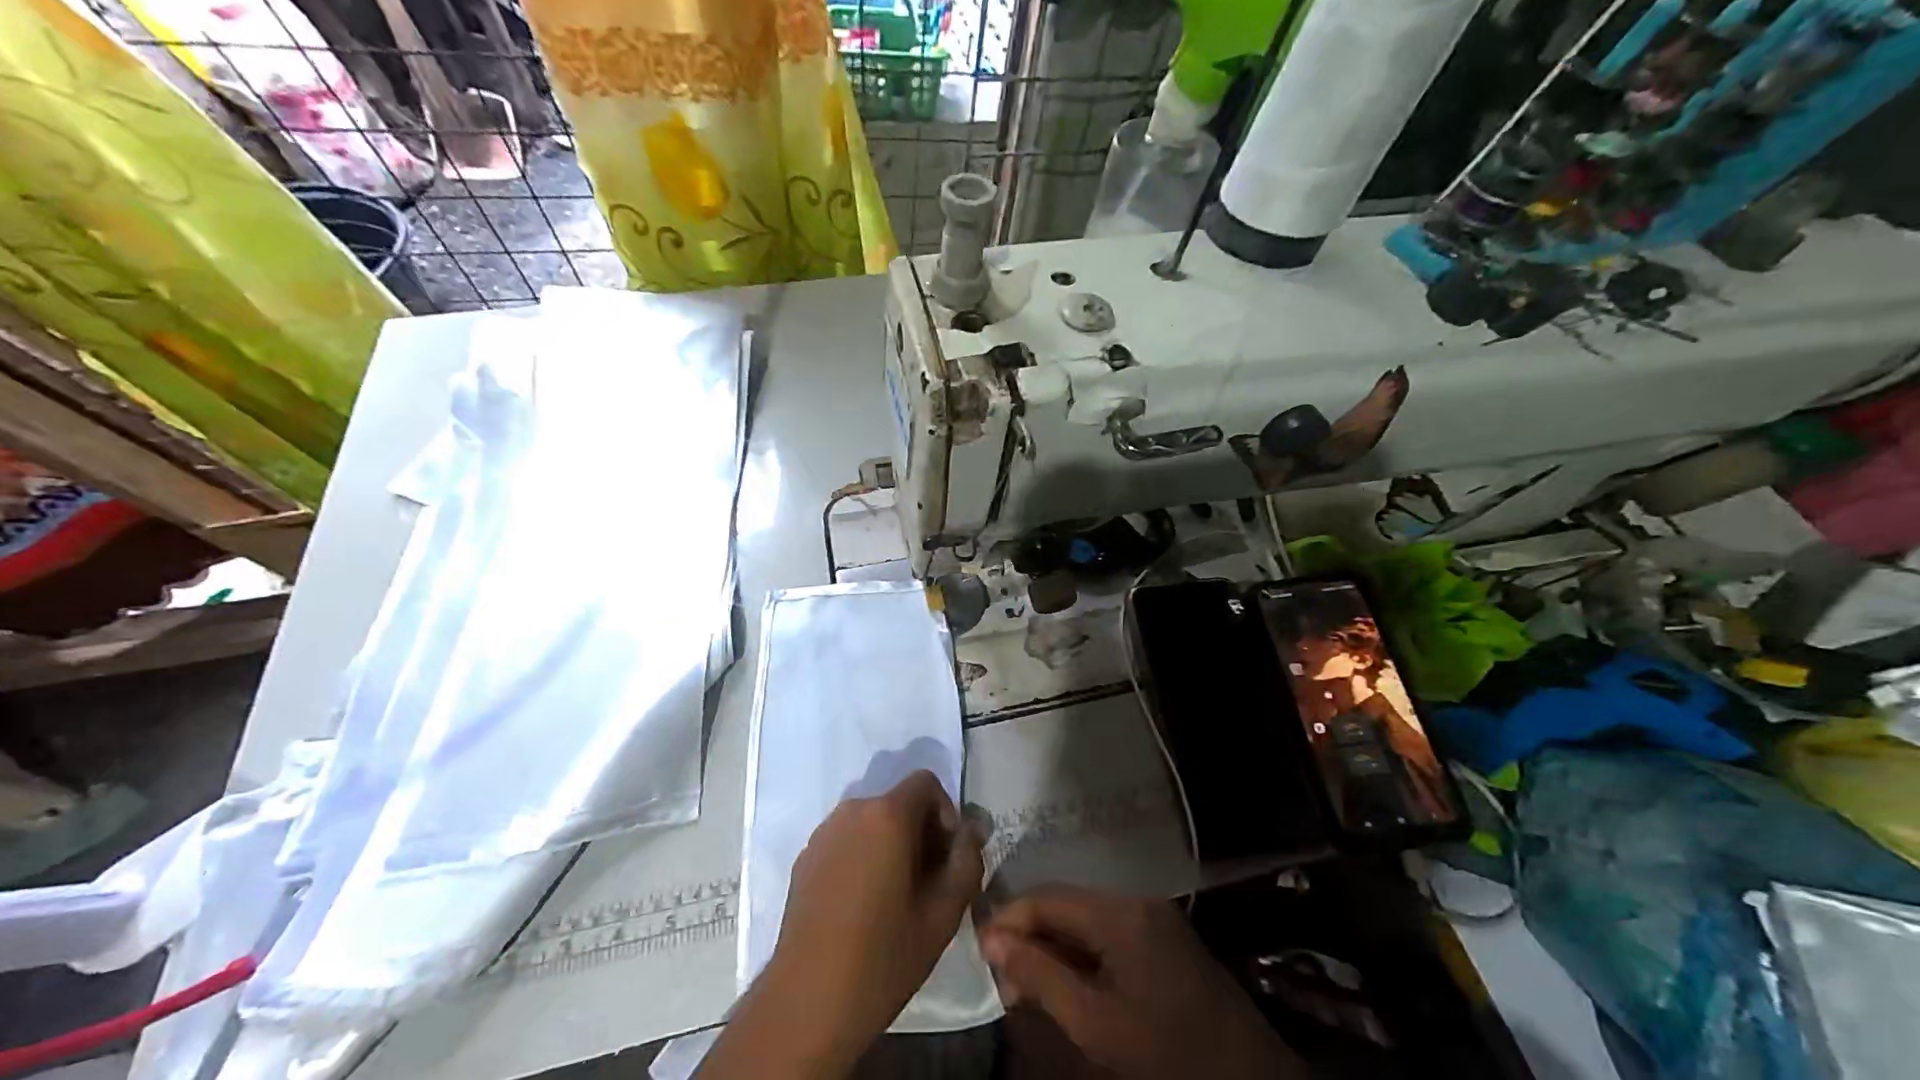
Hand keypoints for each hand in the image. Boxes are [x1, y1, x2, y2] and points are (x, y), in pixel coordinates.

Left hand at [703, 770, 982, 1078]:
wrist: (808, 1002)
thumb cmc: (883, 956)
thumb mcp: (944, 913)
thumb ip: (967, 861)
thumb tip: (969, 833)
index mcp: (886, 816)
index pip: (926, 782)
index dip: (946, 812)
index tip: (947, 857)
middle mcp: (851, 812)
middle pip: (898, 802)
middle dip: (921, 832)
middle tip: (930, 882)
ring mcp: (822, 834)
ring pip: (871, 823)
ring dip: (892, 845)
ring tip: (897, 896)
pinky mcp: (804, 859)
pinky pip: (846, 841)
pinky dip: (864, 857)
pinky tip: (864, 906)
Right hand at [981, 885, 1303, 1079]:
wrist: (1248, 1077)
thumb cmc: (1165, 1052)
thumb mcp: (1094, 1022)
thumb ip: (1040, 975)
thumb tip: (992, 938)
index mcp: (1120, 913)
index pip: (1047, 898)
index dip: (1008, 919)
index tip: (980, 950)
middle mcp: (1135, 900)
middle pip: (1065, 903)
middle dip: (1028, 932)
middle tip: (1001, 972)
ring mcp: (1153, 916)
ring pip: (1083, 916)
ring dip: (1051, 943)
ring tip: (1025, 980)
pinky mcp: (1162, 935)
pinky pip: (1106, 930)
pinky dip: (1078, 950)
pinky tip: (1064, 979)